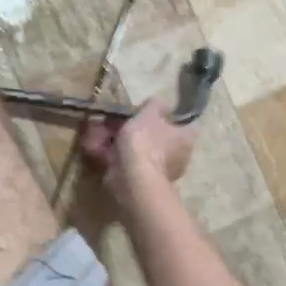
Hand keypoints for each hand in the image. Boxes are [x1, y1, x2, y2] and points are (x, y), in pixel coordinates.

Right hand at [79, 100, 198, 196]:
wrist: (132, 179)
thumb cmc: (145, 142)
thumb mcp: (149, 112)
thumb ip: (155, 104)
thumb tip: (159, 104)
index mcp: (186, 138)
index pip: (186, 122)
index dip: (170, 114)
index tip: (153, 110)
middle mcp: (179, 156)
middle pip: (159, 136)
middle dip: (138, 128)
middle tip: (120, 119)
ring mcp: (160, 171)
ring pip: (141, 150)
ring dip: (123, 141)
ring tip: (102, 132)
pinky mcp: (142, 181)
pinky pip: (129, 163)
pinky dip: (115, 156)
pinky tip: (99, 148)